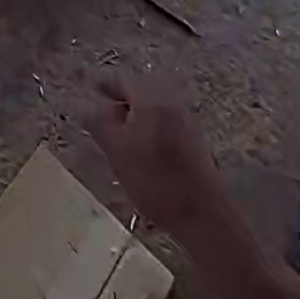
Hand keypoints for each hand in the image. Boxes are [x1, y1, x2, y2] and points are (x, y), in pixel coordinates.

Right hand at [85, 78, 226, 232]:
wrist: (204, 216)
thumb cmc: (155, 180)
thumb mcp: (115, 149)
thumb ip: (100, 122)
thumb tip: (95, 107)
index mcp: (151, 103)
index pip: (124, 82)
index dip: (106, 85)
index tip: (95, 89)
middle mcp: (173, 109)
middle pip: (142, 97)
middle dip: (122, 107)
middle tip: (105, 121)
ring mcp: (189, 128)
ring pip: (154, 116)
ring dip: (137, 123)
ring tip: (122, 144)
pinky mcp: (197, 148)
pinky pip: (167, 131)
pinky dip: (151, 136)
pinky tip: (145, 159)